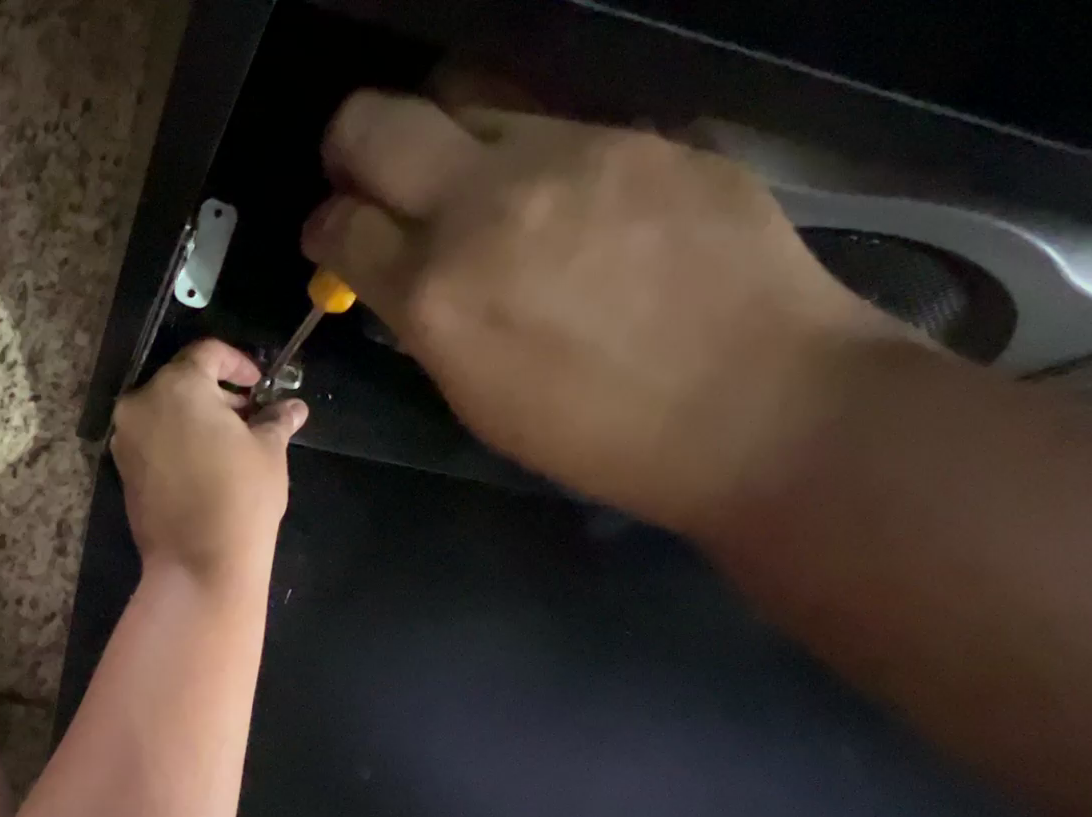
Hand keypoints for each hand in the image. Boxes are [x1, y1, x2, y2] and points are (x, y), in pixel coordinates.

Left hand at [111, 341, 309, 586]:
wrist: (198, 563)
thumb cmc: (240, 496)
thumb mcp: (268, 450)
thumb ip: (275, 419)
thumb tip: (292, 408)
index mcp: (177, 387)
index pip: (206, 353)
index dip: (238, 363)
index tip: (259, 385)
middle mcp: (141, 404)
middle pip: (181, 381)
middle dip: (217, 392)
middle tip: (249, 415)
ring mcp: (126, 439)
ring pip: (163, 410)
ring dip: (195, 416)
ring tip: (230, 441)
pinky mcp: (123, 469)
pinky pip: (152, 438)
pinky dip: (176, 439)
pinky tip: (205, 462)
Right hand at [303, 90, 912, 533]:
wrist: (766, 408)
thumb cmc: (599, 436)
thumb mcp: (474, 396)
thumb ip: (422, 318)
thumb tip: (398, 273)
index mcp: (436, 290)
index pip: (337, 223)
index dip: (325, 230)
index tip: (336, 242)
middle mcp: (485, 203)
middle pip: (370, 122)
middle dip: (351, 150)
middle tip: (372, 184)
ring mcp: (569, 154)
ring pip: (463, 105)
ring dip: (446, 149)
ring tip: (480, 195)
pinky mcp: (642, 136)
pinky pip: (554, 127)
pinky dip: (534, 163)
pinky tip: (575, 210)